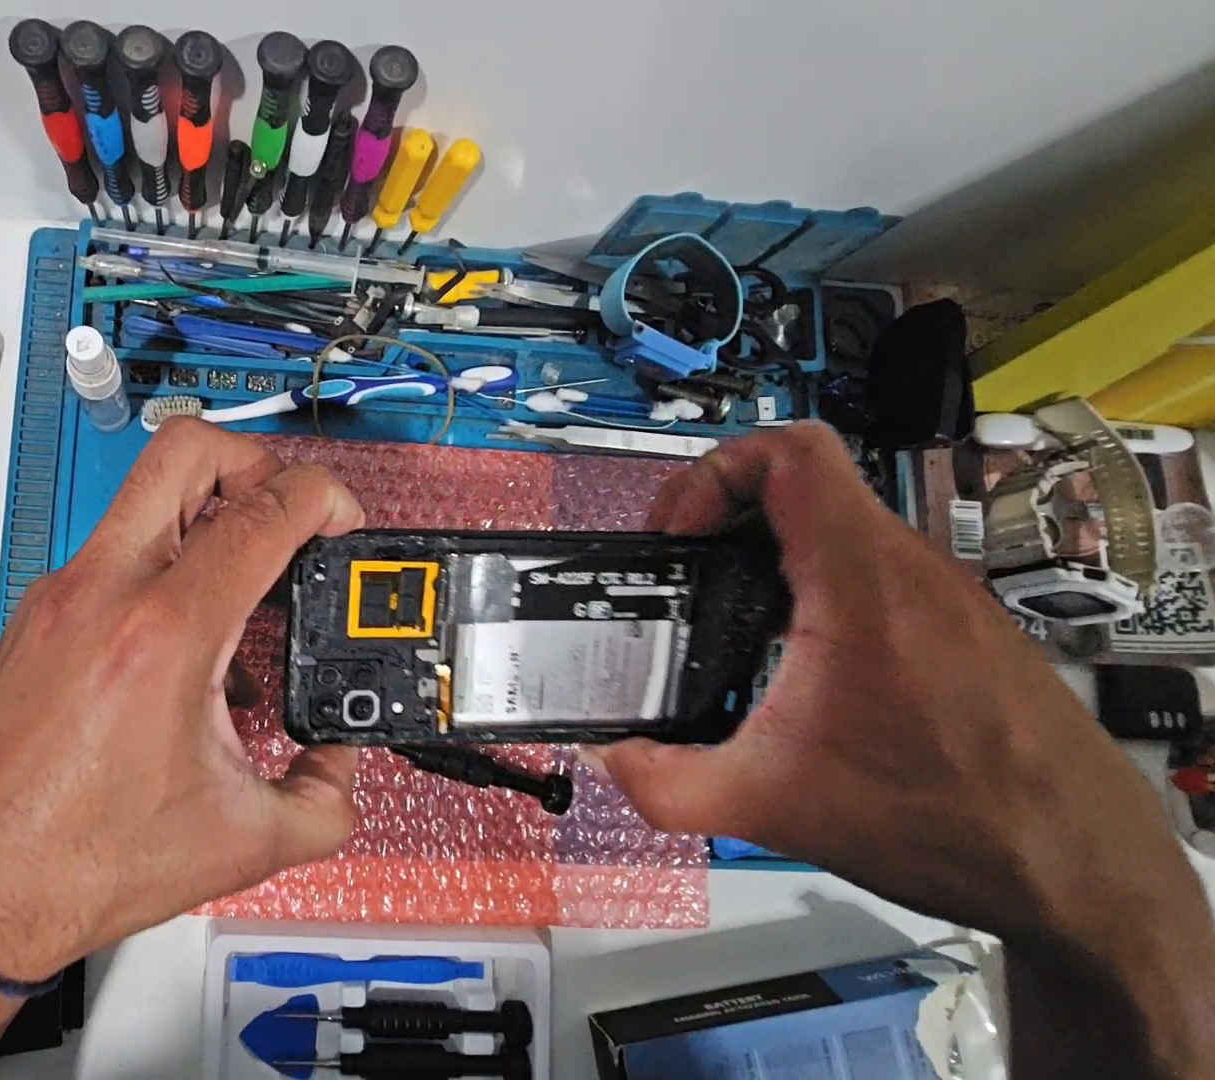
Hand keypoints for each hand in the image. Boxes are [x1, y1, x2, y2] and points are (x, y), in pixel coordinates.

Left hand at [0, 419, 364, 979]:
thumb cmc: (72, 863)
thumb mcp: (239, 841)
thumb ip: (323, 798)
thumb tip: (339, 764)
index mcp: (162, 635)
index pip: (261, 512)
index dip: (320, 497)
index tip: (339, 517)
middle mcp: (103, 594)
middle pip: (184, 450)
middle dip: (254, 459)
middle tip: (283, 507)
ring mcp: (61, 596)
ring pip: (143, 494)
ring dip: (207, 513)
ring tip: (243, 583)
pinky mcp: (39, 615)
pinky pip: (116, 552)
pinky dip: (166, 566)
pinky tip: (186, 642)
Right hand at [591, 423, 1196, 942]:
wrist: (1081, 871)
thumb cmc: (948, 824)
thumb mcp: (769, 805)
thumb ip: (665, 782)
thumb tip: (610, 756)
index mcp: (862, 584)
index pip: (791, 453)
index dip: (712, 473)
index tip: (678, 532)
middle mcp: (907, 569)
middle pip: (800, 480)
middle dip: (718, 512)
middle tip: (680, 568)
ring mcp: (937, 591)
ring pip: (831, 520)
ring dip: (758, 545)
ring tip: (718, 604)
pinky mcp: (951, 620)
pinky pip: (862, 562)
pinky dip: (802, 578)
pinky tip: (780, 646)